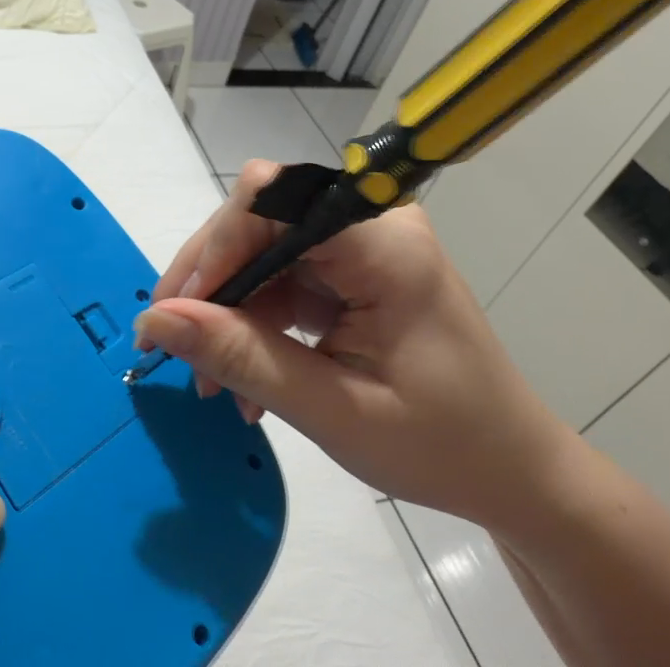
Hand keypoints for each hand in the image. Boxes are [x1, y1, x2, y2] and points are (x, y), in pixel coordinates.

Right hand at [132, 160, 574, 525]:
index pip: (273, 198)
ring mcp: (368, 247)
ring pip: (266, 249)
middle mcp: (375, 226)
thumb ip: (242, 358)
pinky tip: (246, 379)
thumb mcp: (332, 411)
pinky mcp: (361, 272)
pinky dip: (258, 322)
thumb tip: (155, 320)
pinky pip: (288, 276)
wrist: (513, 471)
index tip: (179, 316)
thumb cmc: (439, 447)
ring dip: (230, 312)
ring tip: (212, 384)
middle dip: (212, 285)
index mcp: (384, 245)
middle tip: (174, 352)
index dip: (215, 247)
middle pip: (262, 219)